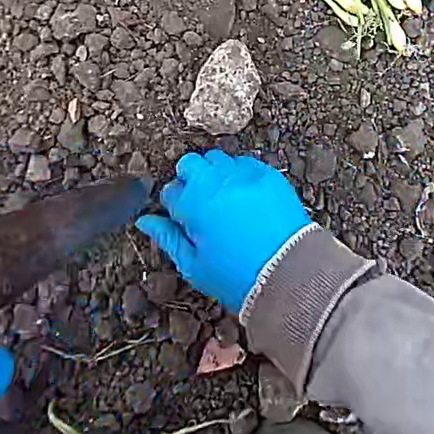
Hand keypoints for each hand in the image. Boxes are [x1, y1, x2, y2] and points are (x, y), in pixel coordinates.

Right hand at [135, 150, 311, 313]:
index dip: (174, 203)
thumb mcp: (194, 264)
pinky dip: (240, 173)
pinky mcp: (267, 173)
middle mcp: (216, 182)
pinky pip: (245, 162)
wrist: (287, 270)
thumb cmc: (237, 275)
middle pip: (191, 163)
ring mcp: (243, 175)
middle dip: (189, 178)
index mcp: (193, 205)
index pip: (170, 190)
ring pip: (218, 158)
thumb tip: (146, 221)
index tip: (183, 215)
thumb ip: (168, 237)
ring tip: (222, 198)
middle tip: (199, 202)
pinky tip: (243, 195)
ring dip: (214, 173)